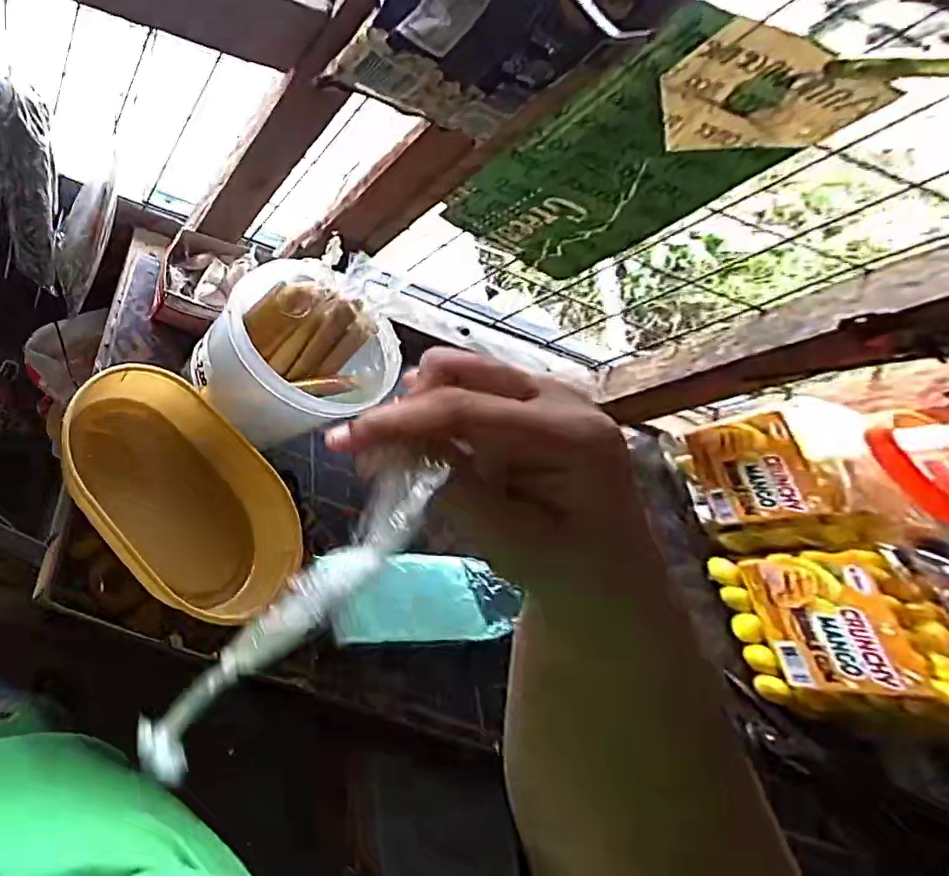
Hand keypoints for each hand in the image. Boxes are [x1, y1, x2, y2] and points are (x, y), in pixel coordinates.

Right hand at [327, 349, 661, 606]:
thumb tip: (384, 449)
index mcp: (571, 434)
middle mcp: (560, 398)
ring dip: (413, 408)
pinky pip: (458, 385)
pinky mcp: (522, 399)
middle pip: (455, 370)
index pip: (463, 407)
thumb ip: (446, 486)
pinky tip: (419, 444)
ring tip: (397, 453)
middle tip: (369, 450)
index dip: (395, 421)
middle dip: (402, 406)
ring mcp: (542, 394)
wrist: (607, 579)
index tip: (341, 440)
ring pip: (452, 371)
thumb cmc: (564, 568)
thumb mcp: (504, 538)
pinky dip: (426, 411)